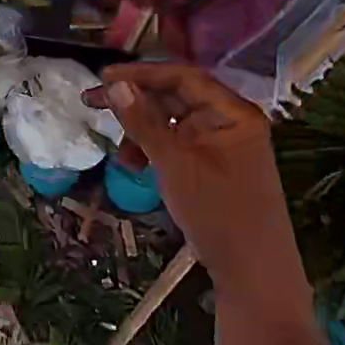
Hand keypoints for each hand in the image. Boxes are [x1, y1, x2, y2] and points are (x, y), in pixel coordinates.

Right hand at [84, 63, 296, 291]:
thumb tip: (115, 85)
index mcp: (233, 113)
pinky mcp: (211, 166)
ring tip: (119, 154)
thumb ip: (143, 122)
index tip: (103, 77)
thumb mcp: (175, 164)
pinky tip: (134, 166)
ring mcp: (221, 145)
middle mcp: (229, 122)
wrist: (252, 271)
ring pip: (171, 123)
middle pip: (175, 98)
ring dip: (140, 132)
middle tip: (92, 103)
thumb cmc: (218, 212)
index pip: (183, 77)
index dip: (141, 74)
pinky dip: (152, 151)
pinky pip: (175, 145)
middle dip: (135, 103)